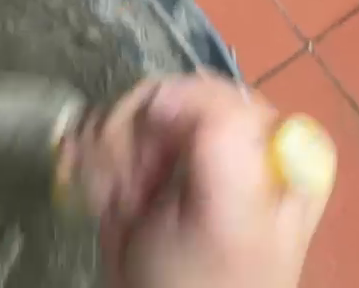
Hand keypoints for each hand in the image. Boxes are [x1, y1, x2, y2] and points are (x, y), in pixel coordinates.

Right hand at [60, 76, 332, 287]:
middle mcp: (224, 142)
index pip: (215, 91)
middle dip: (131, 138)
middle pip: (160, 95)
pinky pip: (98, 127)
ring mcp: (177, 149)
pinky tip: (103, 198)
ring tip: (121, 205)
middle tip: (135, 192)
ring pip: (122, 109)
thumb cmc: (203, 286)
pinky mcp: (136, 158)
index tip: (155, 147)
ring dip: (106, 156)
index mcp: (268, 152)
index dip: (176, 109)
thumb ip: (224, 144)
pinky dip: (89, 160)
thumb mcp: (231, 224)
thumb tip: (170, 89)